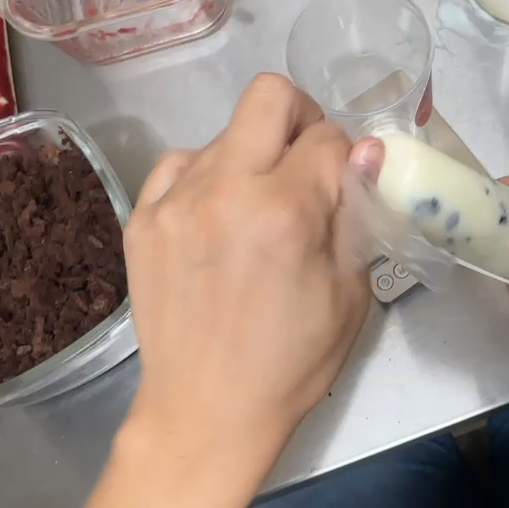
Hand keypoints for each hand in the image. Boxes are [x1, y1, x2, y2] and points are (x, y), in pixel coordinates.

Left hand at [121, 75, 371, 485]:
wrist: (206, 411)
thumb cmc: (292, 364)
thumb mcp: (350, 296)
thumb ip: (357, 215)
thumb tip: (366, 152)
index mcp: (286, 211)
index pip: (329, 138)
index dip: (348, 157)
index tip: (346, 186)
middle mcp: (226, 189)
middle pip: (270, 96)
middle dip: (302, 118)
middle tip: (308, 164)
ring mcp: (174, 200)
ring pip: (225, 132)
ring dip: (254, 155)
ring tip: (257, 209)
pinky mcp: (142, 218)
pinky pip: (181, 164)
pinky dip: (208, 176)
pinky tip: (217, 217)